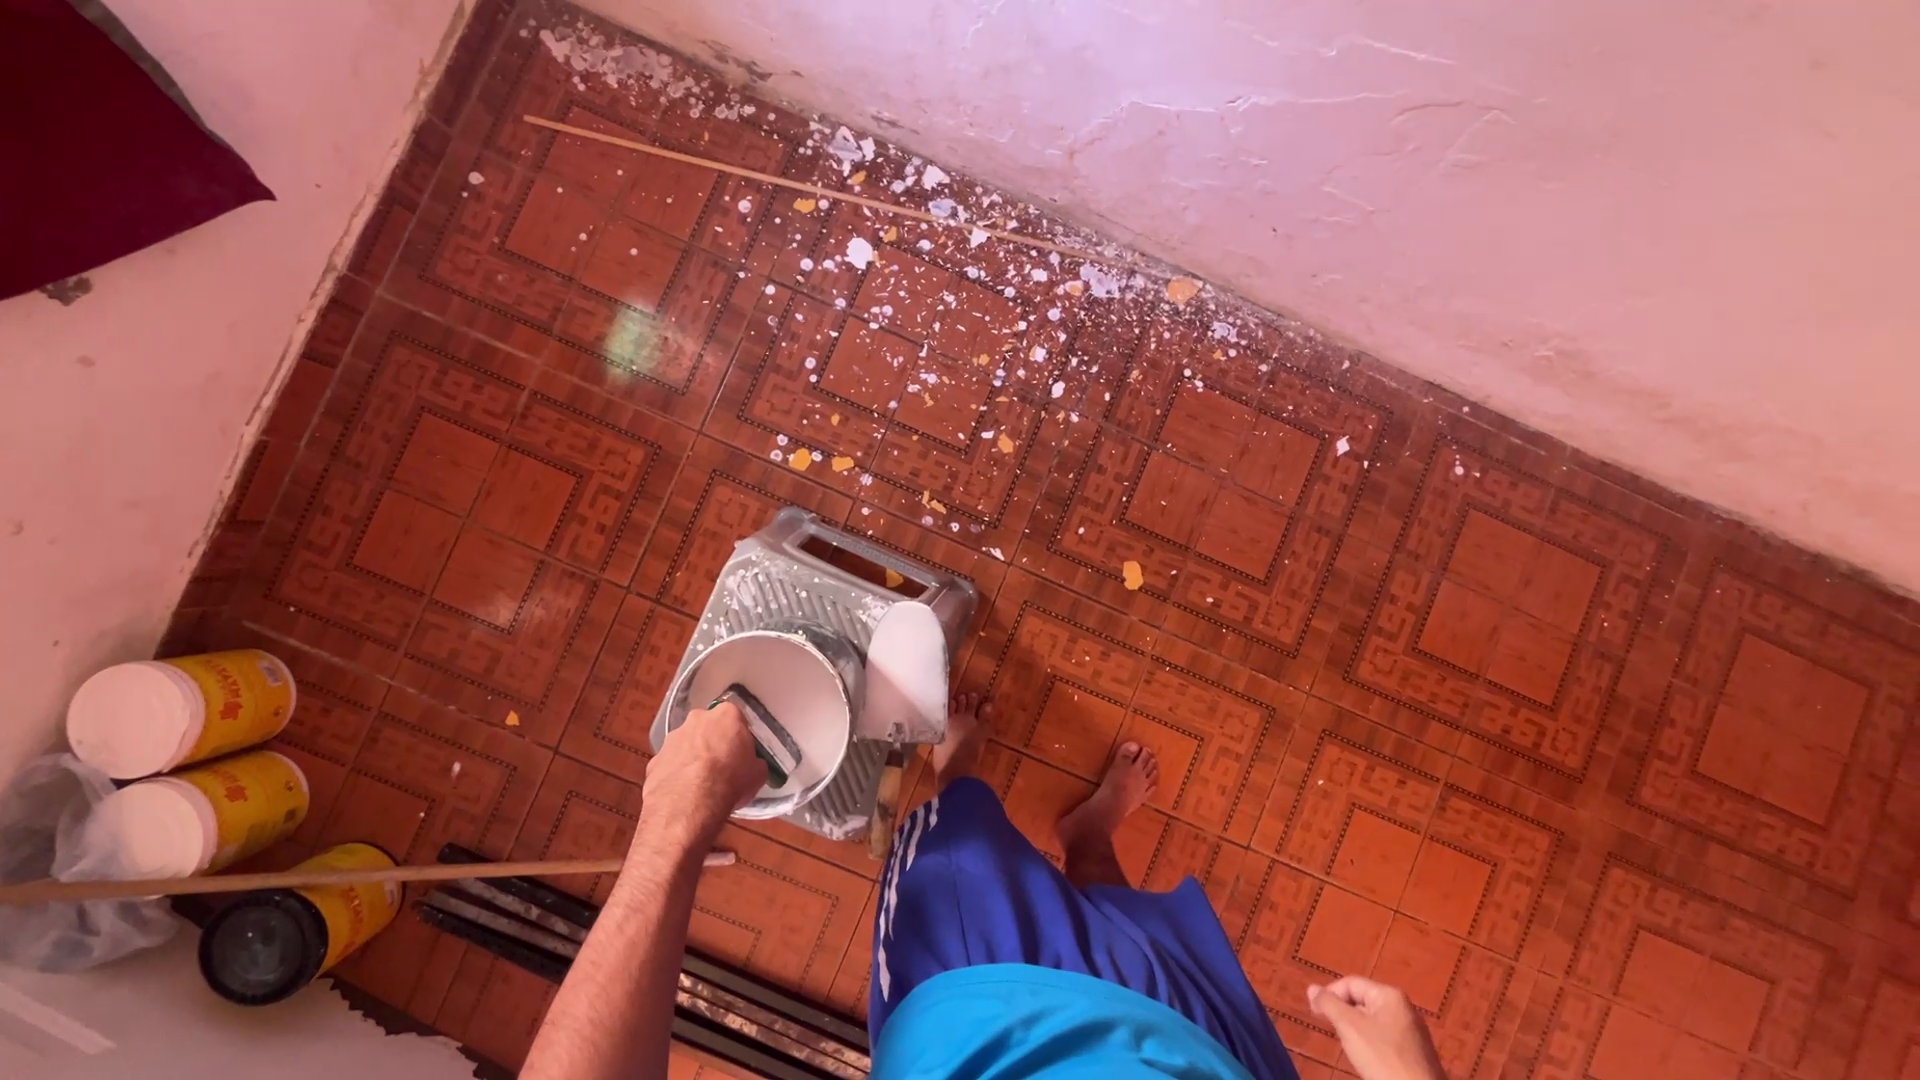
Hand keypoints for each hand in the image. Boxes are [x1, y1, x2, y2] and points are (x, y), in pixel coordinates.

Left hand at [637, 702, 765, 848]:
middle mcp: (696, 719)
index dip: (739, 737)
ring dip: (692, 759)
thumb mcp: (758, 773)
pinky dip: (675, 775)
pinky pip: (670, 765)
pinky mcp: (654, 760)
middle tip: (721, 766)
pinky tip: (683, 794)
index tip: (741, 753)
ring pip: (686, 745)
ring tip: (700, 785)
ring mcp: (672, 739)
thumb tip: (752, 766)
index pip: (736, 719)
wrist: (689, 804)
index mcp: (726, 715)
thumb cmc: (731, 781)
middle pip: (708, 727)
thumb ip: (754, 762)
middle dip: (713, 743)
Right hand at [1307, 976, 1446, 1079]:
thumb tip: (1312, 988)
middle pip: (1362, 1001)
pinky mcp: (1415, 1052)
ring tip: (1351, 1049)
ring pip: (1372, 1022)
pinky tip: (1369, 1061)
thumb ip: (1329, 1004)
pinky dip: (1371, 1045)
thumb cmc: (1382, 1058)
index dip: (1329, 995)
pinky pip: (1384, 1038)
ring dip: (1356, 1032)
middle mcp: (1404, 1008)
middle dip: (1343, 1015)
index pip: (1350, 984)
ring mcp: (1412, 1031)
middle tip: (1335, 1033)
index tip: (1315, 1014)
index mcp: (1390, 995)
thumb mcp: (1349, 1027)